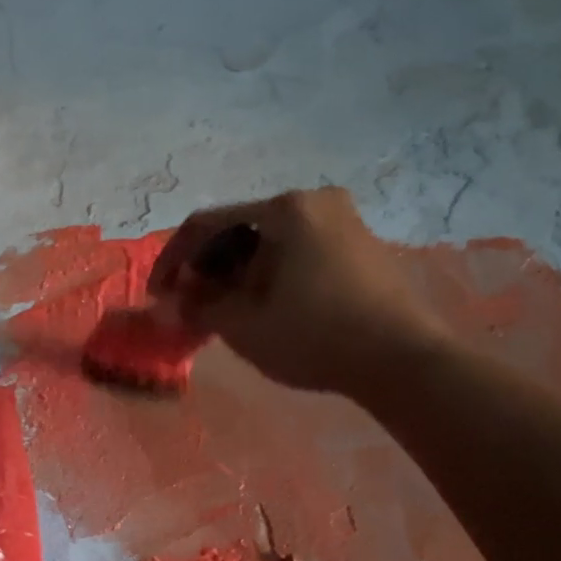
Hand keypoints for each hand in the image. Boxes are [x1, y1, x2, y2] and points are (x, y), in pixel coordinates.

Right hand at [148, 187, 447, 396]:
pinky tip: (263, 310)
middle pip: (239, 230)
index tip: (158, 297)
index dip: (172, 261)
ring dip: (236, 276)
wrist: (401, 359)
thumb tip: (179, 300)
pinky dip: (269, 276)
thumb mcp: (242, 326)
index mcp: (283, 210)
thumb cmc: (313, 336)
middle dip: (207, 270)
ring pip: (268, 243)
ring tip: (223, 315)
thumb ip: (200, 306)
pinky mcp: (360, 247)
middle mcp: (314, 201)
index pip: (205, 225)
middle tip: (190, 308)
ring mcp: (343, 221)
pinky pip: (297, 252)